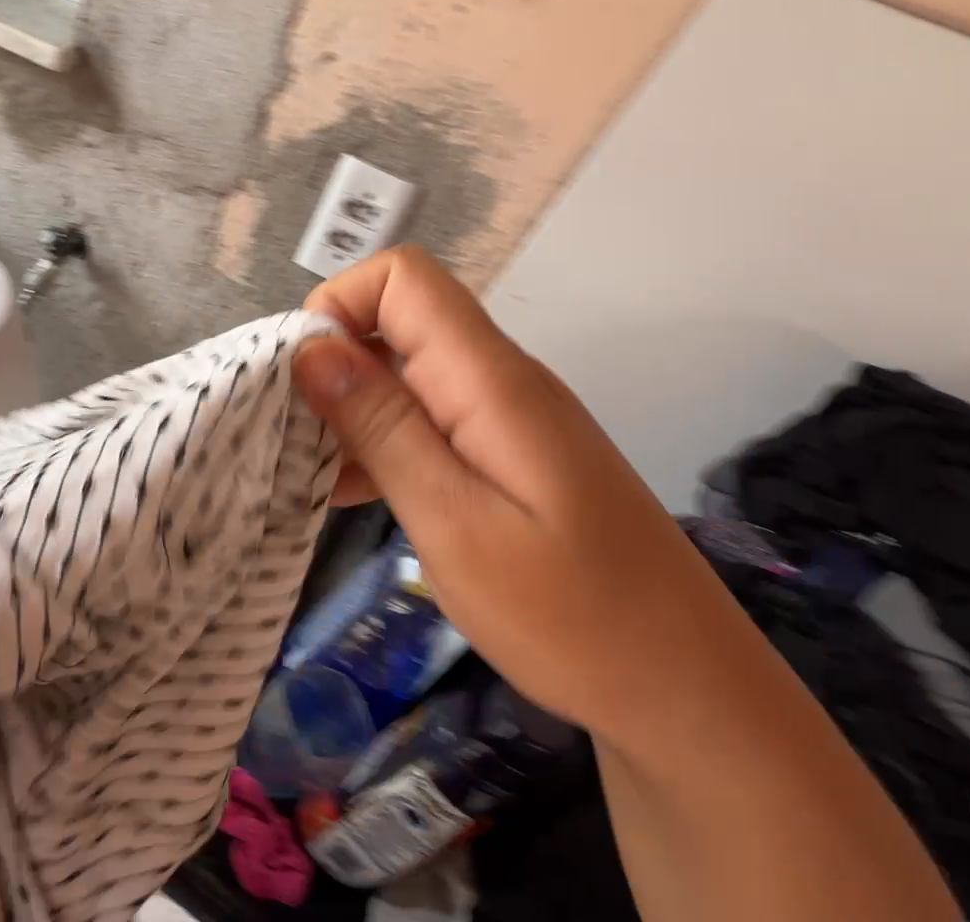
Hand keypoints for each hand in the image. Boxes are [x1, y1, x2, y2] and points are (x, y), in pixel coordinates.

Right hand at [292, 246, 753, 733]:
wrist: (681, 689)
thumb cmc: (567, 615)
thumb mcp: (453, 522)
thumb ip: (381, 427)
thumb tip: (312, 346)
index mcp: (490, 381)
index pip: (403, 279)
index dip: (337, 308)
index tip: (298, 384)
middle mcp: (499, 382)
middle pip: (398, 322)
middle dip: (329, 364)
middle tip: (288, 440)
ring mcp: (505, 421)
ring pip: (405, 376)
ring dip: (348, 412)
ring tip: (306, 474)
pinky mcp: (506, 459)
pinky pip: (428, 422)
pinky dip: (379, 445)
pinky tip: (348, 495)